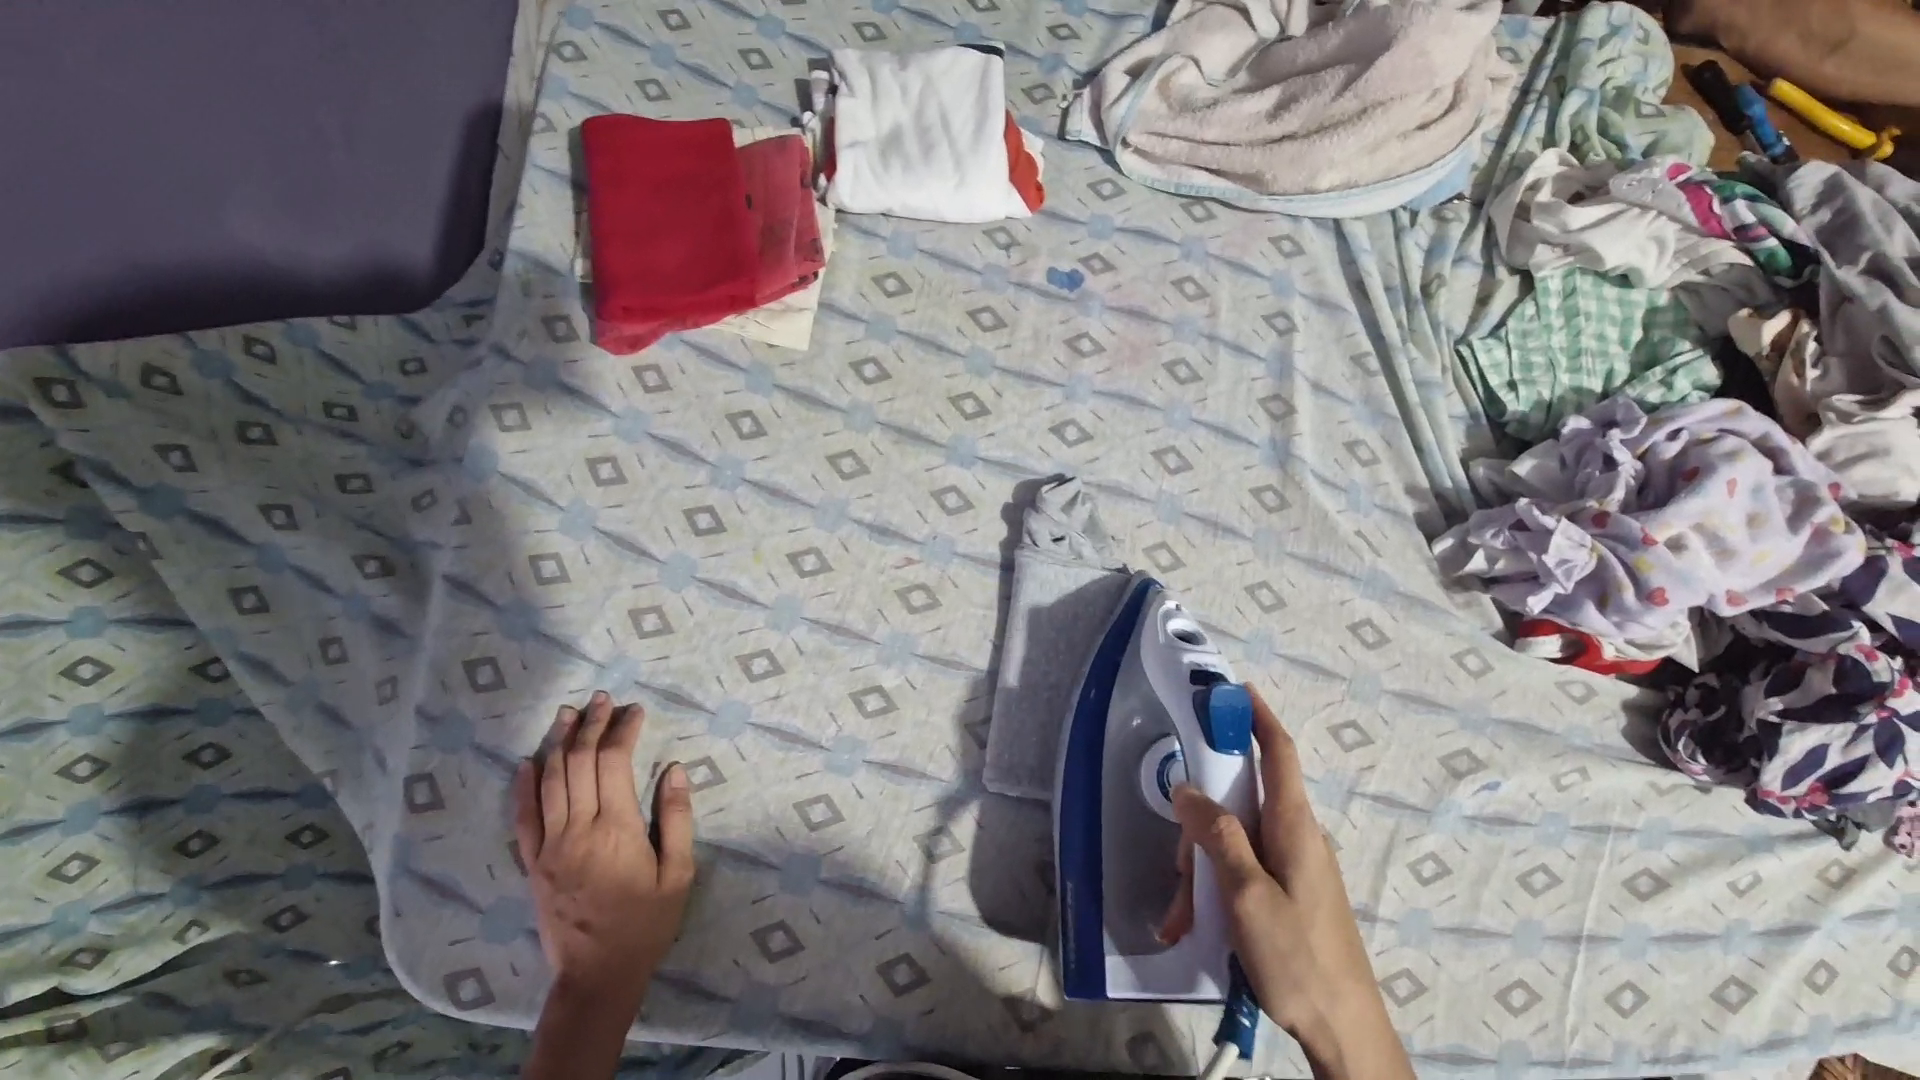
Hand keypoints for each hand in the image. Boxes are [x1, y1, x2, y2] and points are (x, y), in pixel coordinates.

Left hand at [514, 692, 694, 1002]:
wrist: (598, 974)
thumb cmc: (647, 923)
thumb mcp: (679, 873)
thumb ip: (676, 819)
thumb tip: (674, 770)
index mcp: (617, 828)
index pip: (615, 763)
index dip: (623, 730)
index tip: (635, 710)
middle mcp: (578, 829)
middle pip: (580, 763)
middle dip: (592, 725)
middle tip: (602, 699)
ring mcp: (550, 845)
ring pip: (550, 780)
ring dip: (559, 742)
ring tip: (568, 713)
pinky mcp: (533, 863)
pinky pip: (523, 817)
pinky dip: (525, 785)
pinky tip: (528, 761)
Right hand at [1157, 689, 1411, 1079]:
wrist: (1345, 1030)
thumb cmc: (1298, 959)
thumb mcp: (1246, 896)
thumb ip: (1218, 837)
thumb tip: (1188, 788)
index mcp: (1294, 826)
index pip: (1278, 752)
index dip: (1257, 716)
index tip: (1234, 688)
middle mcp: (1296, 837)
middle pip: (1241, 801)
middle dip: (1202, 824)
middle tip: (1180, 868)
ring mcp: (1293, 866)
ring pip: (1234, 841)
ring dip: (1203, 869)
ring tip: (1185, 917)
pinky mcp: (1287, 892)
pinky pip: (1242, 871)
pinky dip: (1216, 889)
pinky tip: (1194, 926)